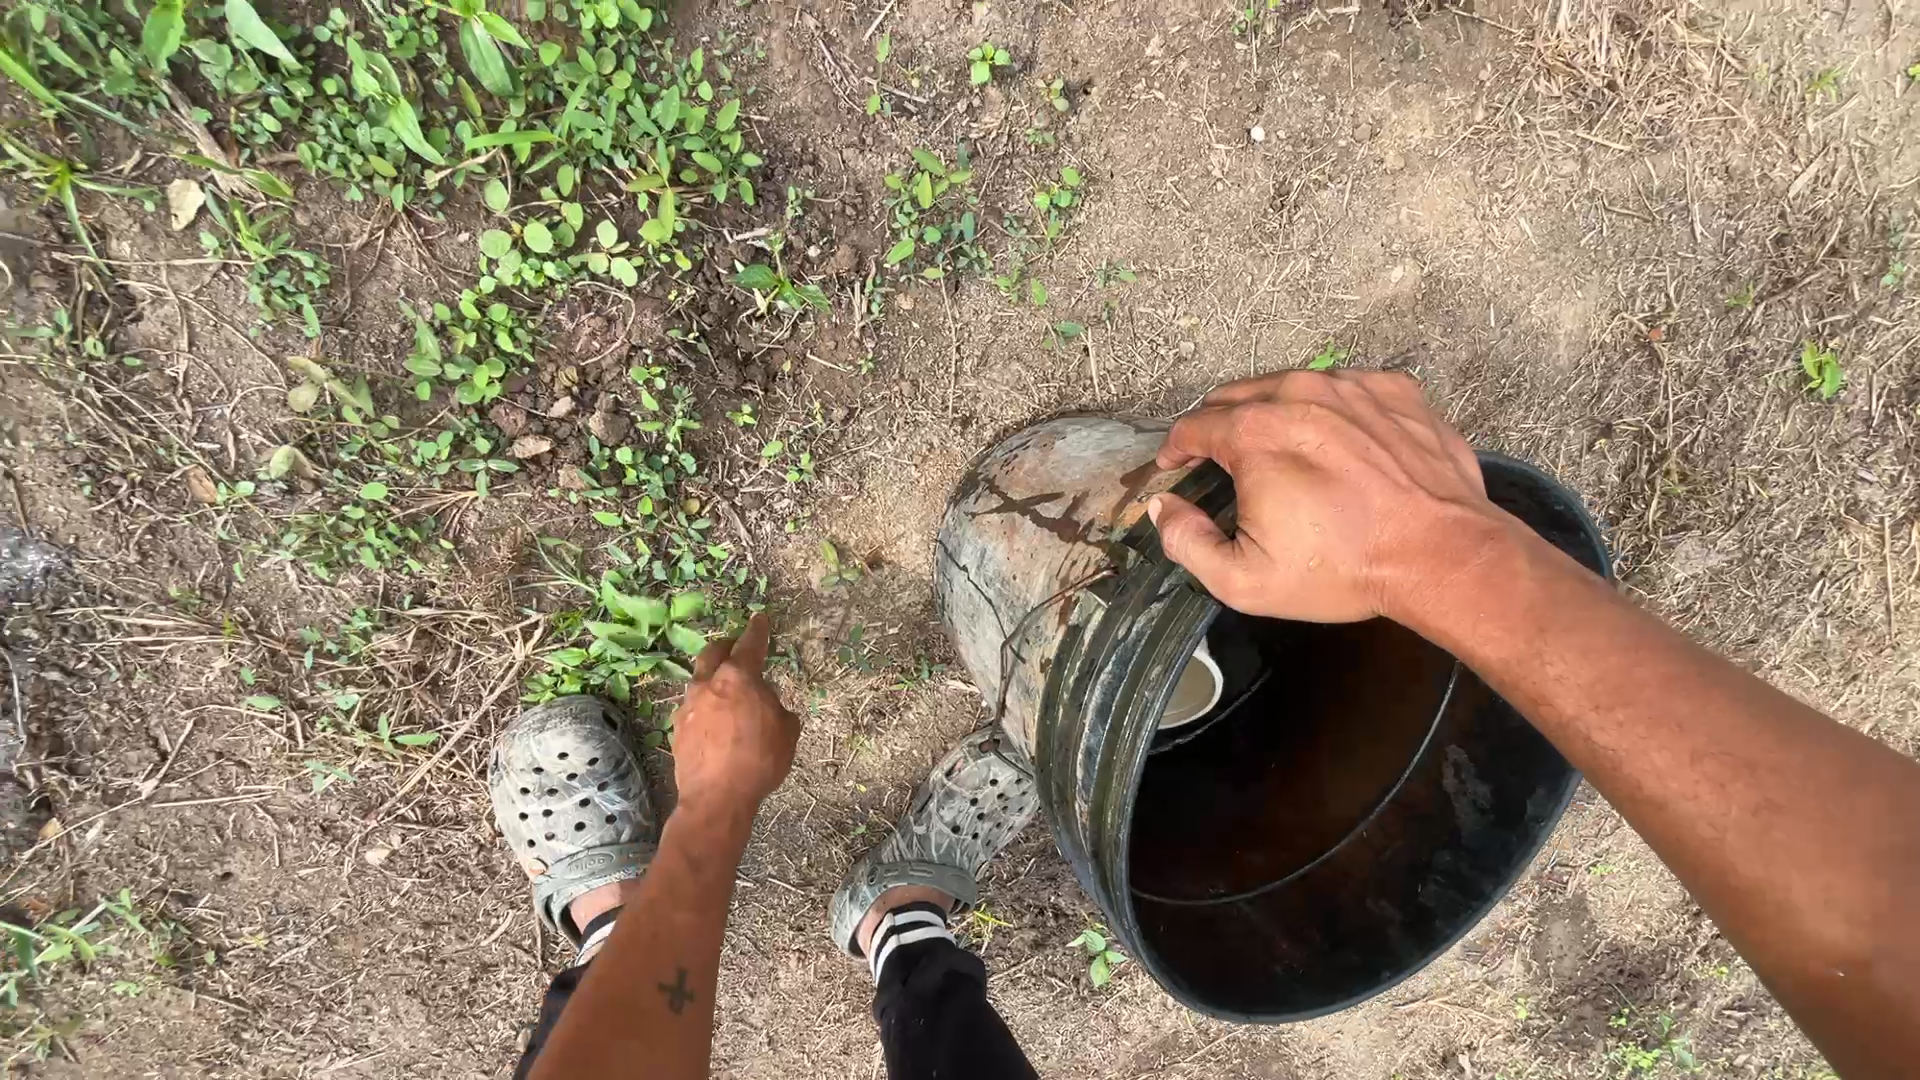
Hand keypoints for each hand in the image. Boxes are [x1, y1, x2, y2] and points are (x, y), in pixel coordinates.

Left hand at [670, 613, 800, 816]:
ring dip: (715, 678)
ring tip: (729, 692)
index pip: (750, 643)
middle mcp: (709, 684)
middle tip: (739, 649)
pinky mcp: (677, 729)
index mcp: (739, 677)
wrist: (717, 798)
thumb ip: (777, 708)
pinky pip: (694, 706)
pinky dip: (707, 706)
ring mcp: (688, 706)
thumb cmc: (760, 760)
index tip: (760, 619)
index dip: (758, 630)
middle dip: (727, 646)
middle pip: (714, 652)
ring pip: (700, 679)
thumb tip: (767, 705)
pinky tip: (718, 721)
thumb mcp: (787, 730)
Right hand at [1149, 370, 1510, 623]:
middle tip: (1218, 460)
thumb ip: (1185, 540)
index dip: (1175, 451)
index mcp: (1254, 433)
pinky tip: (1330, 442)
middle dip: (1215, 426)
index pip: (1192, 426)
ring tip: (1271, 448)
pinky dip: (1322, 408)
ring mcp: (1350, 387)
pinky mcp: (1393, 390)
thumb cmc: (1340, 570)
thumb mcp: (1242, 580)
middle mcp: (1298, 394)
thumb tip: (1162, 507)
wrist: (1444, 557)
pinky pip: (1339, 386)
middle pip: (1233, 396)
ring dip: (1266, 411)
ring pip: (1285, 384)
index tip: (1175, 469)